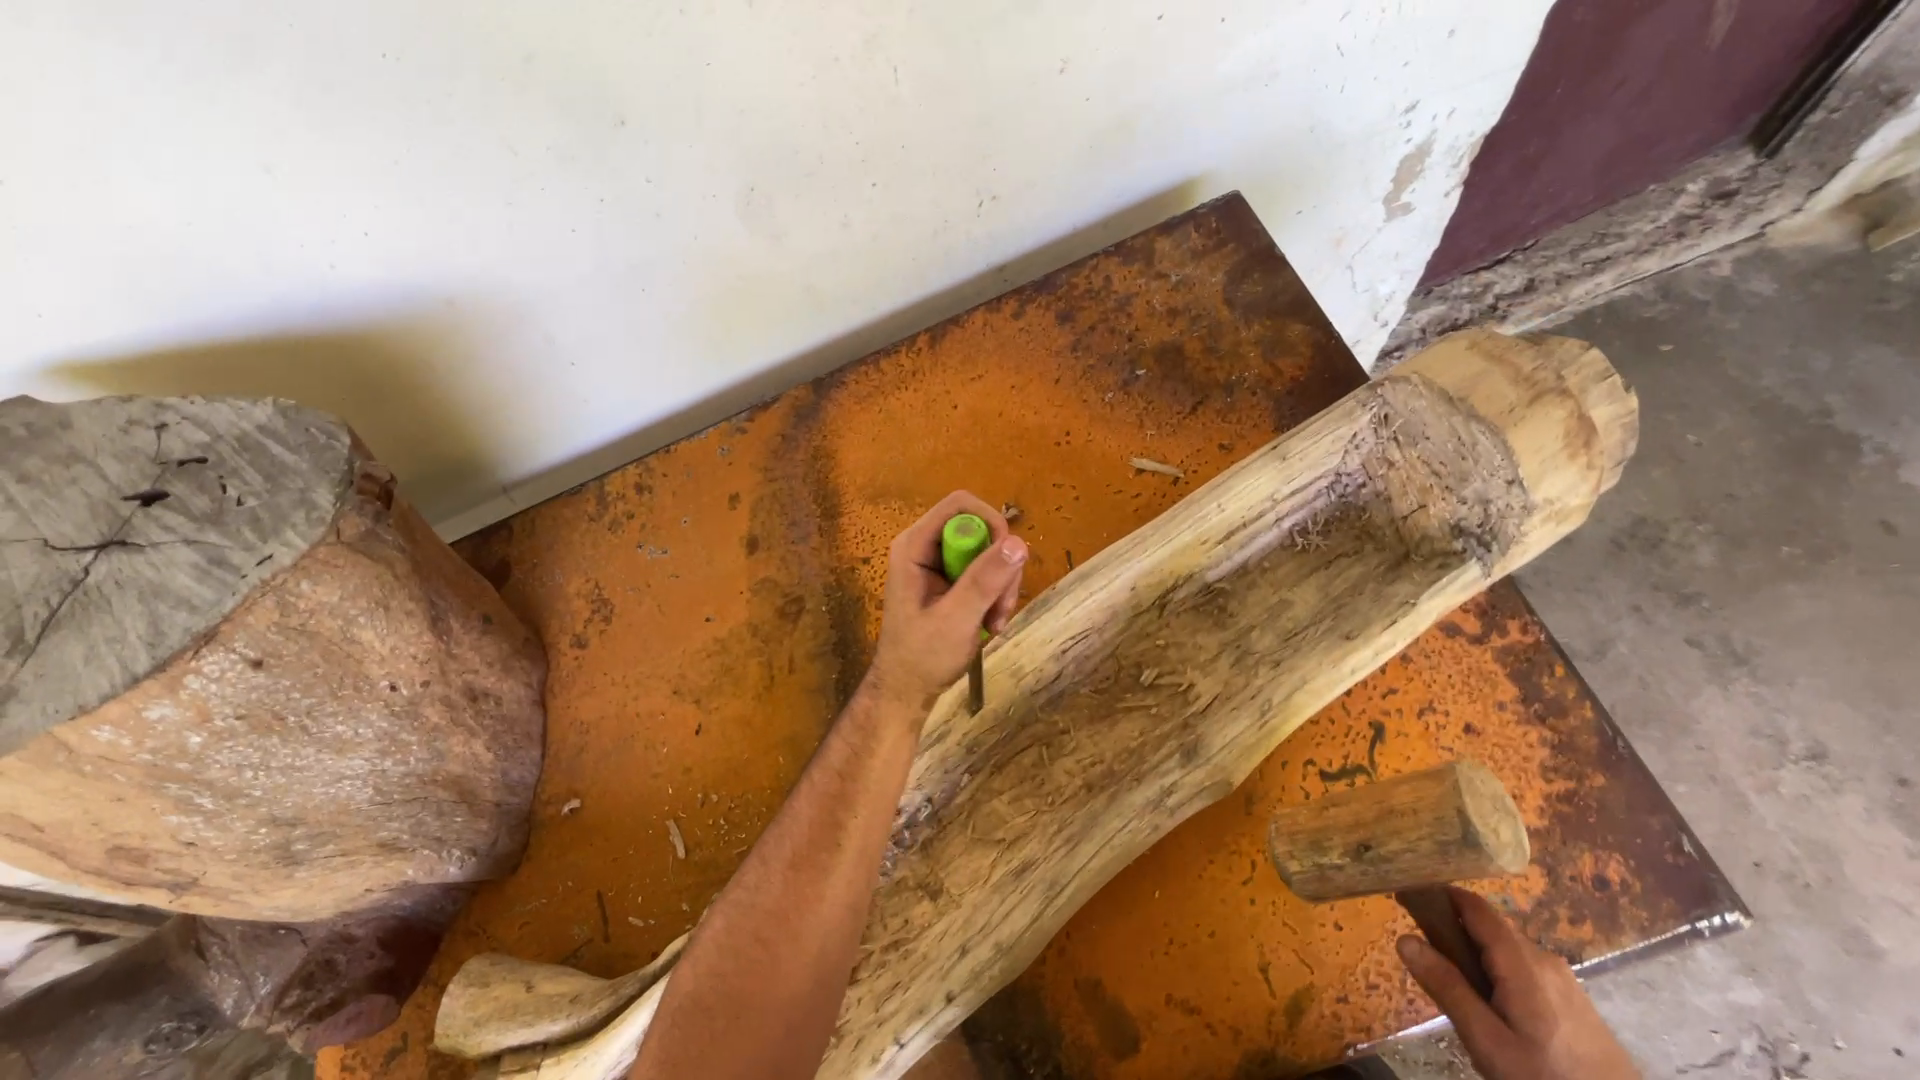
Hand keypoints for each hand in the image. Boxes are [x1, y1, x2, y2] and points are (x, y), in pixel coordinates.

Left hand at [862, 491, 1026, 710]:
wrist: (907, 689)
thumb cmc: (922, 656)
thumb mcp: (956, 619)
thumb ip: (984, 580)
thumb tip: (1018, 543)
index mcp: (913, 546)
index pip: (960, 505)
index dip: (991, 524)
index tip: (1008, 559)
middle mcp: (925, 547)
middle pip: (981, 530)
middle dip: (999, 567)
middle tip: (1001, 606)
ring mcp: (939, 564)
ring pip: (990, 554)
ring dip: (1001, 588)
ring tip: (994, 622)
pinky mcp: (952, 581)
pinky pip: (987, 573)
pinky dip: (996, 597)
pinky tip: (989, 625)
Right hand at [1398, 888, 1640, 1079]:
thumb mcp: (1487, 1041)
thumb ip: (1447, 988)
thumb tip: (1405, 938)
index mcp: (1522, 962)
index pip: (1476, 908)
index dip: (1439, 895)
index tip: (1406, 898)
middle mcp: (1544, 959)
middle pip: (1490, 928)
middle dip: (1454, 934)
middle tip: (1429, 969)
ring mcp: (1564, 980)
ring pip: (1507, 952)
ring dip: (1477, 958)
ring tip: (1462, 1000)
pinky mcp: (1573, 1000)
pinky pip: (1525, 971)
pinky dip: (1499, 975)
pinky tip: (1496, 1014)